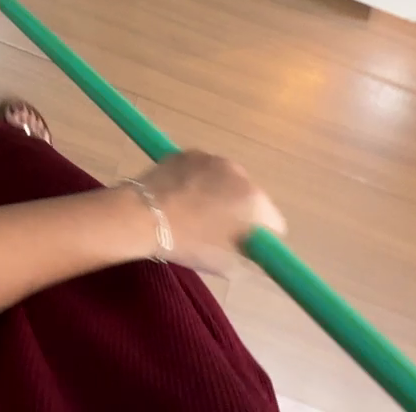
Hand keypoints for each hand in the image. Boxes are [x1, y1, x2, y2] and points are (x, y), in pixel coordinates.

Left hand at [131, 150, 284, 273]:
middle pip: (249, 195)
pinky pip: (202, 169)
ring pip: (225, 179)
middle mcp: (237, 172)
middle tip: (219, 227)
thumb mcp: (227, 262)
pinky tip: (181, 193)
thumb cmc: (188, 241)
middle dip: (240, 210)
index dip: (261, 236)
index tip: (246, 245)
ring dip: (219, 191)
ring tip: (196, 209)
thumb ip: (247, 254)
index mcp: (254, 200)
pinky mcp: (185, 152)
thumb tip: (249, 248)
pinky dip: (198, 179)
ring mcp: (210, 157)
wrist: (142, 214)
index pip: (273, 222)